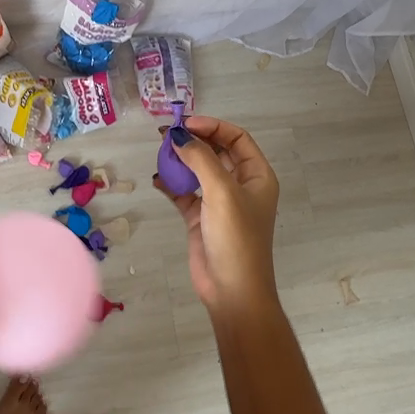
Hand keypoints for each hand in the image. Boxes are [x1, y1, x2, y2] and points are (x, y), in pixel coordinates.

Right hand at [156, 115, 279, 315]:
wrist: (232, 290)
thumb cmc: (236, 237)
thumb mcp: (221, 192)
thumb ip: (200, 159)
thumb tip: (179, 136)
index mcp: (257, 176)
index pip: (237, 138)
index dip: (213, 127)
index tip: (186, 123)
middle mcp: (240, 185)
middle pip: (217, 151)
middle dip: (194, 141)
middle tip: (167, 134)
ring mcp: (220, 202)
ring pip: (199, 171)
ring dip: (181, 160)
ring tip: (160, 152)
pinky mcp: (201, 218)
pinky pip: (185, 193)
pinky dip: (172, 184)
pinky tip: (157, 179)